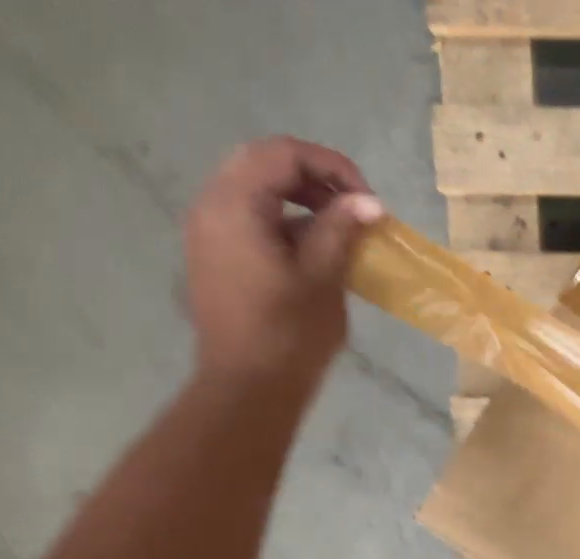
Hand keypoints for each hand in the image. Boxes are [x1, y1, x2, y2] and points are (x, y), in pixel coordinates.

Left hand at [183, 137, 384, 382]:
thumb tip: (369, 201)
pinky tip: (317, 248)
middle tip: (355, 206)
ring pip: (256, 186)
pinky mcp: (216, 253)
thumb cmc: (289, 332)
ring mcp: (209, 230)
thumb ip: (341, 229)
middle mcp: (212, 206)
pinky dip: (286, 218)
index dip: (332, 165)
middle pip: (264, 162)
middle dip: (316, 176)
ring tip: (343, 227)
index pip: (282, 153)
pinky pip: (250, 215)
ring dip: (302, 196)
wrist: (248, 384)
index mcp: (235, 205)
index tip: (368, 200)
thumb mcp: (323, 276)